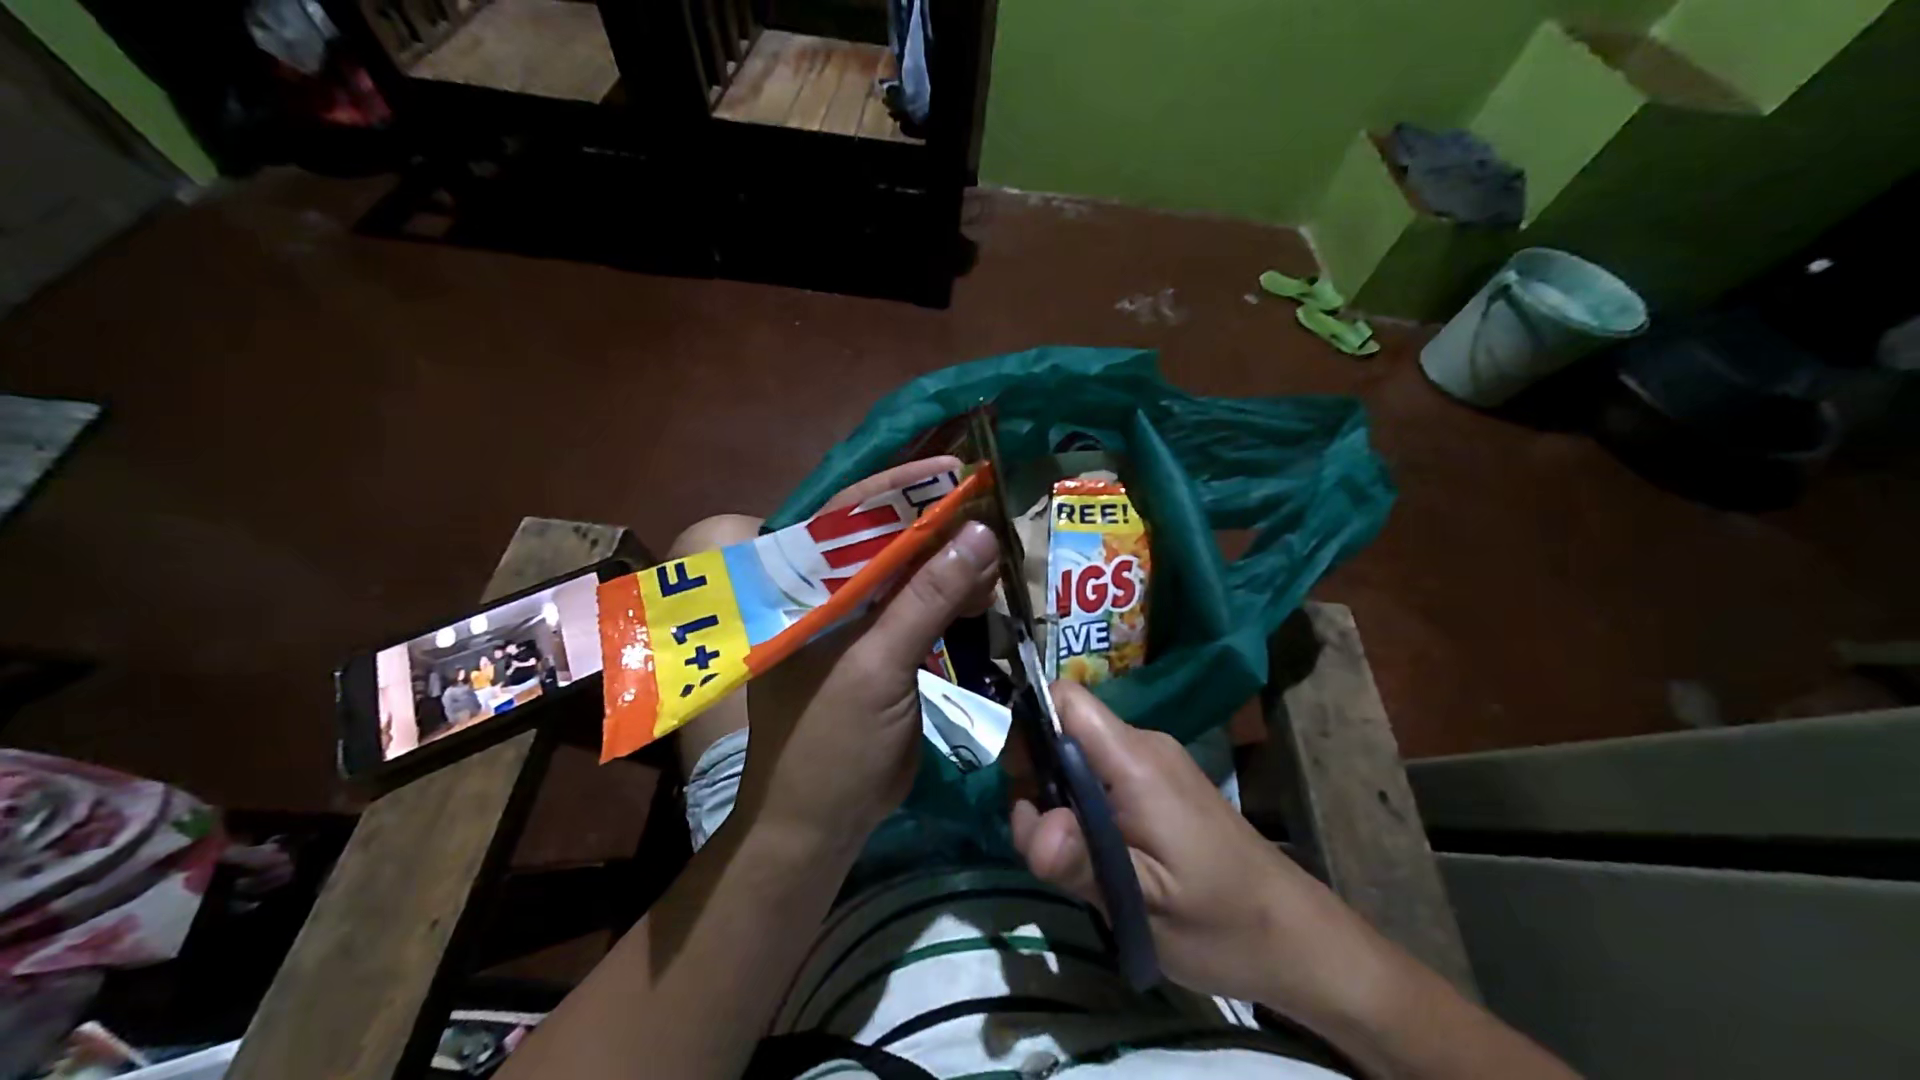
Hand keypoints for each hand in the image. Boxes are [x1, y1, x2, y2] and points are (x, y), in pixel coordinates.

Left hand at [740, 460, 999, 846]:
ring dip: (948, 561)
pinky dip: (950, 596)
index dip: (900, 489)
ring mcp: (853, 622)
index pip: (849, 518)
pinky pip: (918, 608)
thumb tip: (979, 533)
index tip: (954, 472)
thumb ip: (926, 598)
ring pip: (906, 573)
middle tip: (986, 514)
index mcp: (801, 590)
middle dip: (934, 524)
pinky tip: (981, 593)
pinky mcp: (880, 648)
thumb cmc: (831, 744)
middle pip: (883, 540)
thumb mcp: (879, 667)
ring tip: (991, 557)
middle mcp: (824, 595)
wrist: (820, 823)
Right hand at [1011, 682, 1382, 1015]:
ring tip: (1070, 861)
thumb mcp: (1144, 902)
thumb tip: (1031, 824)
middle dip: (1036, 776)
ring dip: (1058, 799)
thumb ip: (1083, 861)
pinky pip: (1100, 776)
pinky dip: (1081, 807)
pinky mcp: (1159, 787)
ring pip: (1078, 756)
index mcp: (1135, 761)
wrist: (1296, 937)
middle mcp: (1142, 747)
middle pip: (1064, 730)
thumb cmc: (1221, 921)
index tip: (1020, 784)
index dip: (1028, 725)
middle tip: (1041, 844)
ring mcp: (1153, 765)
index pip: (1066, 698)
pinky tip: (1094, 856)